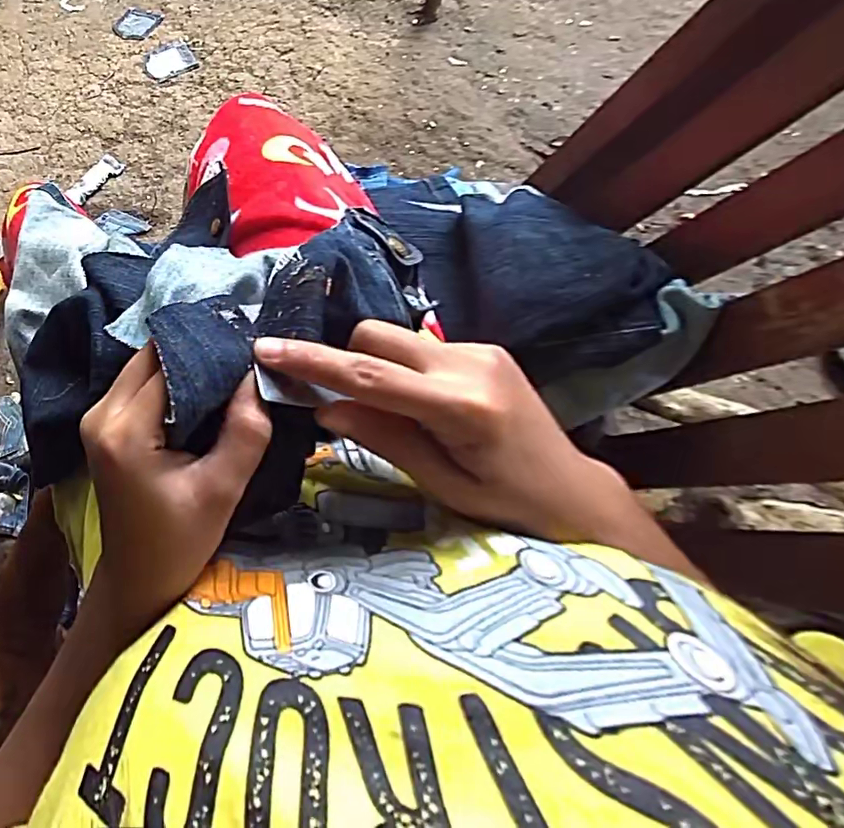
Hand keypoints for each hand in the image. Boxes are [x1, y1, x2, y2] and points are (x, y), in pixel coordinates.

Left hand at [79, 345, 272, 640]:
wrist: (138, 579)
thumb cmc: (179, 541)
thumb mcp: (222, 490)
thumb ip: (245, 431)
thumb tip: (256, 375)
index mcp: (123, 429)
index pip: (168, 364)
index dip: (209, 353)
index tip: (247, 350)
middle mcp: (100, 414)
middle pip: (150, 357)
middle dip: (195, 352)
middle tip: (239, 357)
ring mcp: (95, 417)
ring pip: (143, 366)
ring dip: (182, 365)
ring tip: (226, 373)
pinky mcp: (101, 424)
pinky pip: (138, 384)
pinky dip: (169, 381)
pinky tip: (201, 392)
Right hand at [254, 321, 690, 572]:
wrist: (575, 493)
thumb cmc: (507, 506)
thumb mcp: (440, 485)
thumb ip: (382, 438)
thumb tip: (325, 407)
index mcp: (461, 407)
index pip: (369, 376)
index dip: (313, 362)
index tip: (268, 350)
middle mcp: (470, 363)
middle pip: (376, 336)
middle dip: (345, 360)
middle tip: (343, 405)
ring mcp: (481, 350)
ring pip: (395, 337)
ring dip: (375, 366)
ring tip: (394, 412)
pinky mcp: (484, 348)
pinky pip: (419, 346)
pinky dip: (402, 369)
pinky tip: (421, 404)